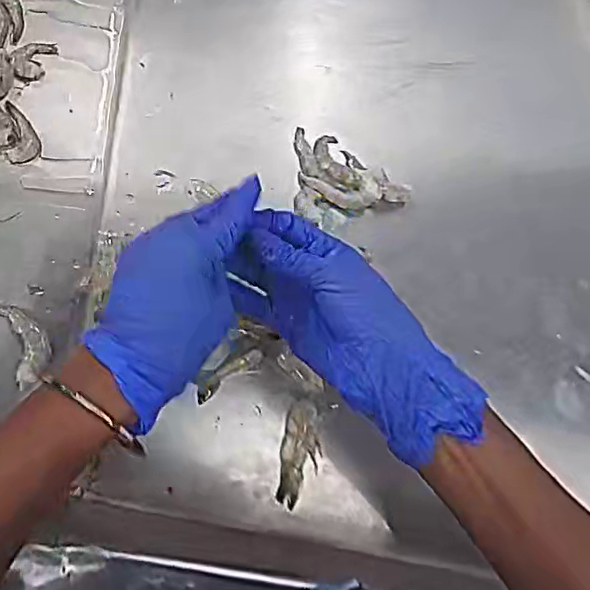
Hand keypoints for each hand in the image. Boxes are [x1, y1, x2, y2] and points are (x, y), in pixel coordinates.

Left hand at [83, 176, 260, 432]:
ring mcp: (148, 242)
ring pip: (183, 227)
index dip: (243, 201)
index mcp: (194, 241)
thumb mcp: (221, 302)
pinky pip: (167, 239)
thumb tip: (222, 255)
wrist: (133, 355)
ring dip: (203, 227)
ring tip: (226, 233)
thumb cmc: (182, 336)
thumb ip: (225, 268)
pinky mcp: (136, 254)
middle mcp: (168, 233)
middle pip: (203, 216)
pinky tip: (198, 251)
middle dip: (224, 212)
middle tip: (245, 210)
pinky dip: (184, 241)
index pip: (227, 215)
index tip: (253, 185)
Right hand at [231, 211, 485, 466]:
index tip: (231, 218)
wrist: (383, 371)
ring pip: (255, 273)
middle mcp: (303, 269)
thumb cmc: (368, 314)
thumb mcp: (329, 275)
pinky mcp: (282, 320)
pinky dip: (236, 293)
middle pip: (265, 247)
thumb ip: (289, 256)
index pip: (284, 227)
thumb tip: (256, 235)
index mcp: (322, 251)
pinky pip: (254, 302)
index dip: (259, 221)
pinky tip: (214, 286)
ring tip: (205, 258)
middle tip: (211, 237)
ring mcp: (291, 294)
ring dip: (234, 265)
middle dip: (240, 241)